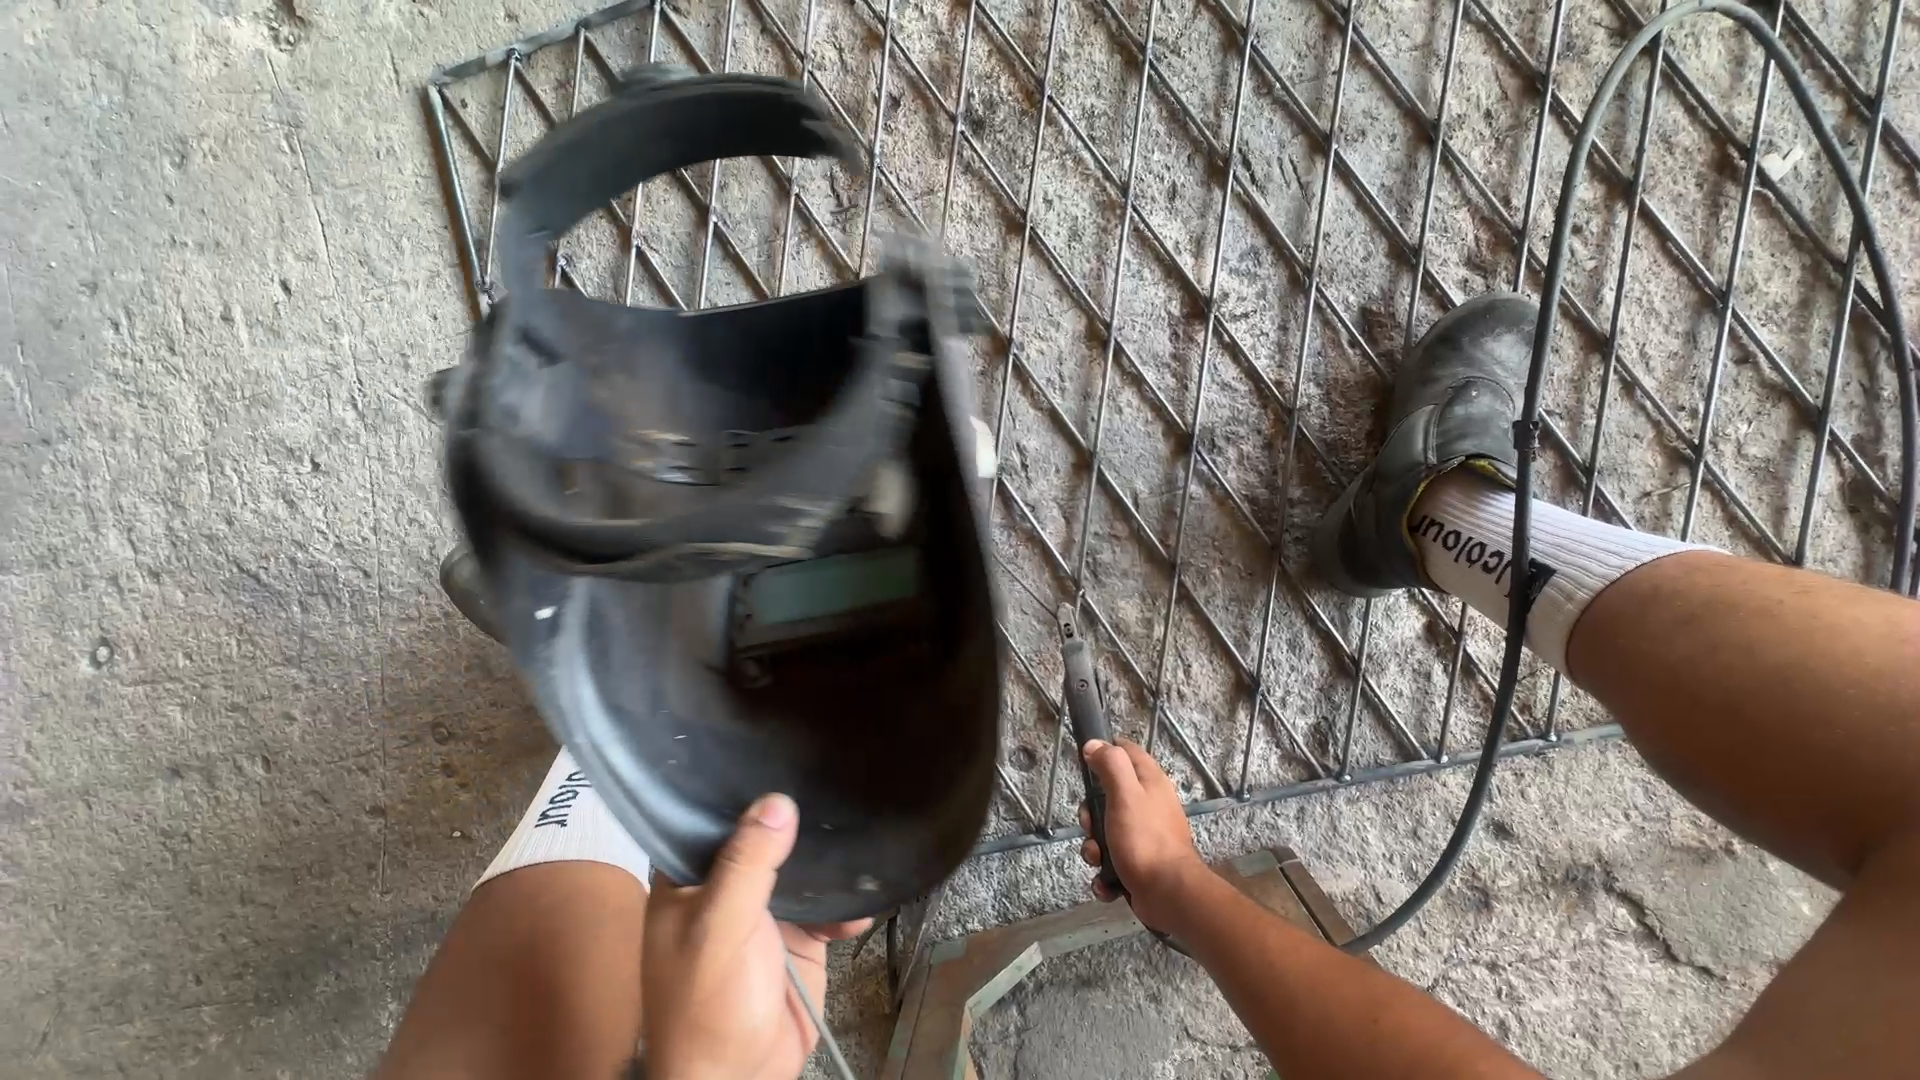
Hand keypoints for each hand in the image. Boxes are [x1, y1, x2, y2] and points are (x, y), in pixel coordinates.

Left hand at [642, 794, 870, 1079]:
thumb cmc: (708, 1004)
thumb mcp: (720, 928)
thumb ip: (748, 864)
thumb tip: (778, 801)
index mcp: (688, 878)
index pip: (711, 816)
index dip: (741, 789)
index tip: (779, 754)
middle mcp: (726, 886)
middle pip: (763, 836)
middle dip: (796, 819)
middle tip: (834, 777)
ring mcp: (765, 911)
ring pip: (800, 867)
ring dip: (828, 861)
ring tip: (859, 831)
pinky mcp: (799, 937)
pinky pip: (827, 908)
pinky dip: (845, 906)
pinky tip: (861, 903)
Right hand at [1078, 739, 1207, 931]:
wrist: (1169, 894)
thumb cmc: (1145, 839)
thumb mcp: (1124, 794)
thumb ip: (1110, 765)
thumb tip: (1094, 745)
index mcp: (1150, 782)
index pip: (1126, 751)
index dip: (1104, 753)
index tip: (1086, 765)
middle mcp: (1149, 805)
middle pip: (1107, 797)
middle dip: (1091, 815)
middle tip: (1092, 826)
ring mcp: (1145, 836)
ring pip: (1106, 832)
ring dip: (1095, 848)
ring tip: (1099, 860)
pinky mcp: (1140, 864)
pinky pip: (1113, 862)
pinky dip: (1105, 874)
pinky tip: (1106, 882)